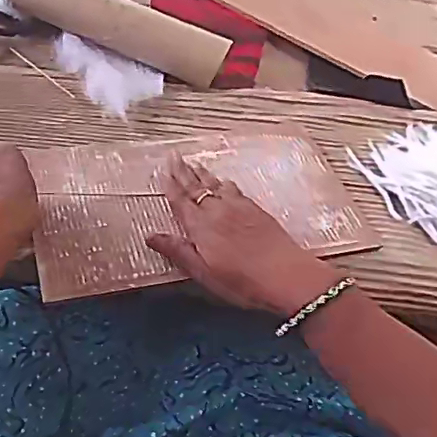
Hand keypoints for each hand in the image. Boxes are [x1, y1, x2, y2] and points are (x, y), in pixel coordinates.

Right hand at [146, 157, 342, 317]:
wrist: (286, 275)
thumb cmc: (241, 280)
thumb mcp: (202, 272)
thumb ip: (177, 251)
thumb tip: (151, 237)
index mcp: (200, 225)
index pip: (180, 200)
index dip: (170, 185)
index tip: (163, 171)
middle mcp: (218, 210)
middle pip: (196, 187)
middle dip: (184, 171)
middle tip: (174, 156)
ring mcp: (239, 207)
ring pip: (216, 185)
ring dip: (203, 174)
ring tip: (195, 165)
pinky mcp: (256, 210)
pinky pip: (234, 189)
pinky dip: (224, 182)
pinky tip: (225, 182)